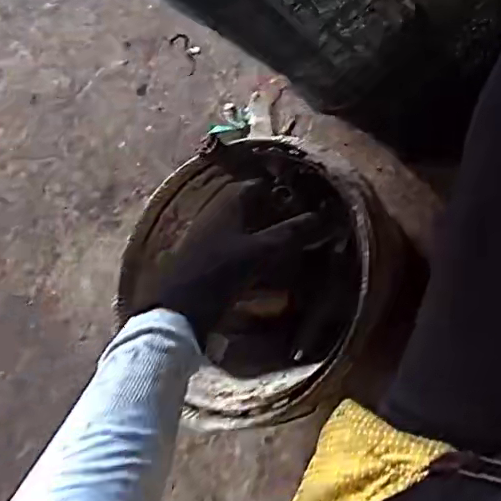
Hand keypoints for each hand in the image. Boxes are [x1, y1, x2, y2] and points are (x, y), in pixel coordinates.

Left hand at [142, 178, 319, 344]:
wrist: (174, 316)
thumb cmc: (218, 274)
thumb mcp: (262, 252)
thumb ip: (293, 232)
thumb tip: (326, 216)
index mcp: (228, 204)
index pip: (261, 184)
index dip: (286, 188)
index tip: (310, 197)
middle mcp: (216, 215)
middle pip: (255, 205)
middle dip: (280, 211)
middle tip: (307, 221)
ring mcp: (208, 238)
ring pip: (247, 226)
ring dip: (269, 231)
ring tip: (295, 243)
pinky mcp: (206, 261)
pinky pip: (238, 246)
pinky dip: (257, 249)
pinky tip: (271, 265)